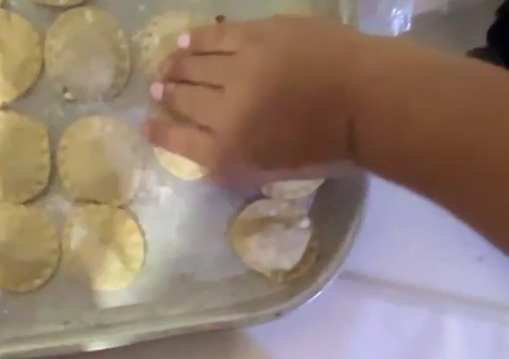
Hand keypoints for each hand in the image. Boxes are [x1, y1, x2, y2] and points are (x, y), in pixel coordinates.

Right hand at [146, 17, 387, 177]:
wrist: (363, 102)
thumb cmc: (328, 149)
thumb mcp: (277, 172)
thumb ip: (242, 162)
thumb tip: (214, 153)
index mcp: (230, 153)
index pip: (181, 142)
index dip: (160, 133)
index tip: (145, 125)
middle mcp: (225, 112)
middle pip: (184, 100)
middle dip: (167, 96)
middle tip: (157, 90)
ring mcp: (239, 69)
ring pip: (194, 64)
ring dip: (177, 65)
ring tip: (167, 64)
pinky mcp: (257, 36)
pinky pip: (216, 36)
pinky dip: (198, 38)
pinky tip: (185, 39)